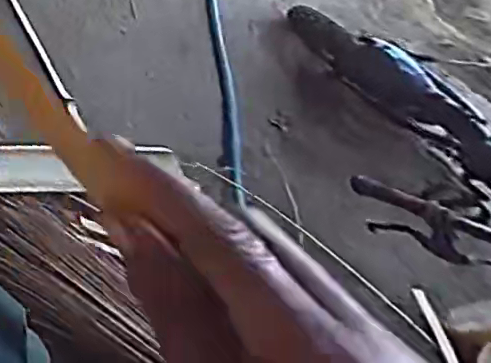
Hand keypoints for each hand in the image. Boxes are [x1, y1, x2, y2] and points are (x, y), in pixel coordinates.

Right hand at [98, 139, 425, 362]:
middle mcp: (357, 330)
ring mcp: (384, 343)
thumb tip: (130, 230)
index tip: (102, 147)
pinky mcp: (388, 355)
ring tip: (164, 248)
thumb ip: (177, 312)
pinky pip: (306, 287)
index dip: (155, 183)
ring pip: (283, 256)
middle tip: (120, 201)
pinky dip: (252, 272)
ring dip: (215, 239)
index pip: (219, 232)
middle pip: (254, 232)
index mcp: (308, 341)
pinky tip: (224, 295)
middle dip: (181, 208)